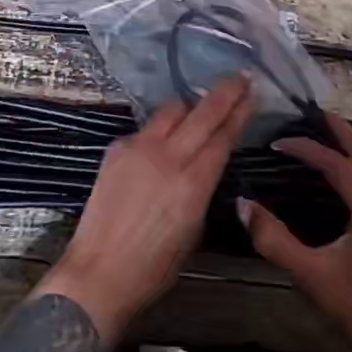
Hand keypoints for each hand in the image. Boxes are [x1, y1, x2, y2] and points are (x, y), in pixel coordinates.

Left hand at [34, 76, 253, 343]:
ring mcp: (139, 148)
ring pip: (172, 110)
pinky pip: (145, 129)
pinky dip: (159, 131)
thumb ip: (203, 189)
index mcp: (194, 182)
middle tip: (240, 77)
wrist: (98, 274)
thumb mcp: (194, 230)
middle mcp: (168, 156)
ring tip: (198, 109)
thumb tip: (206, 165)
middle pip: (204, 113)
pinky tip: (160, 144)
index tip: (252, 93)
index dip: (240, 112)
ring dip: (190, 107)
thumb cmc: (154, 267)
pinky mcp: (117, 149)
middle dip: (225, 92)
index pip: (224, 136)